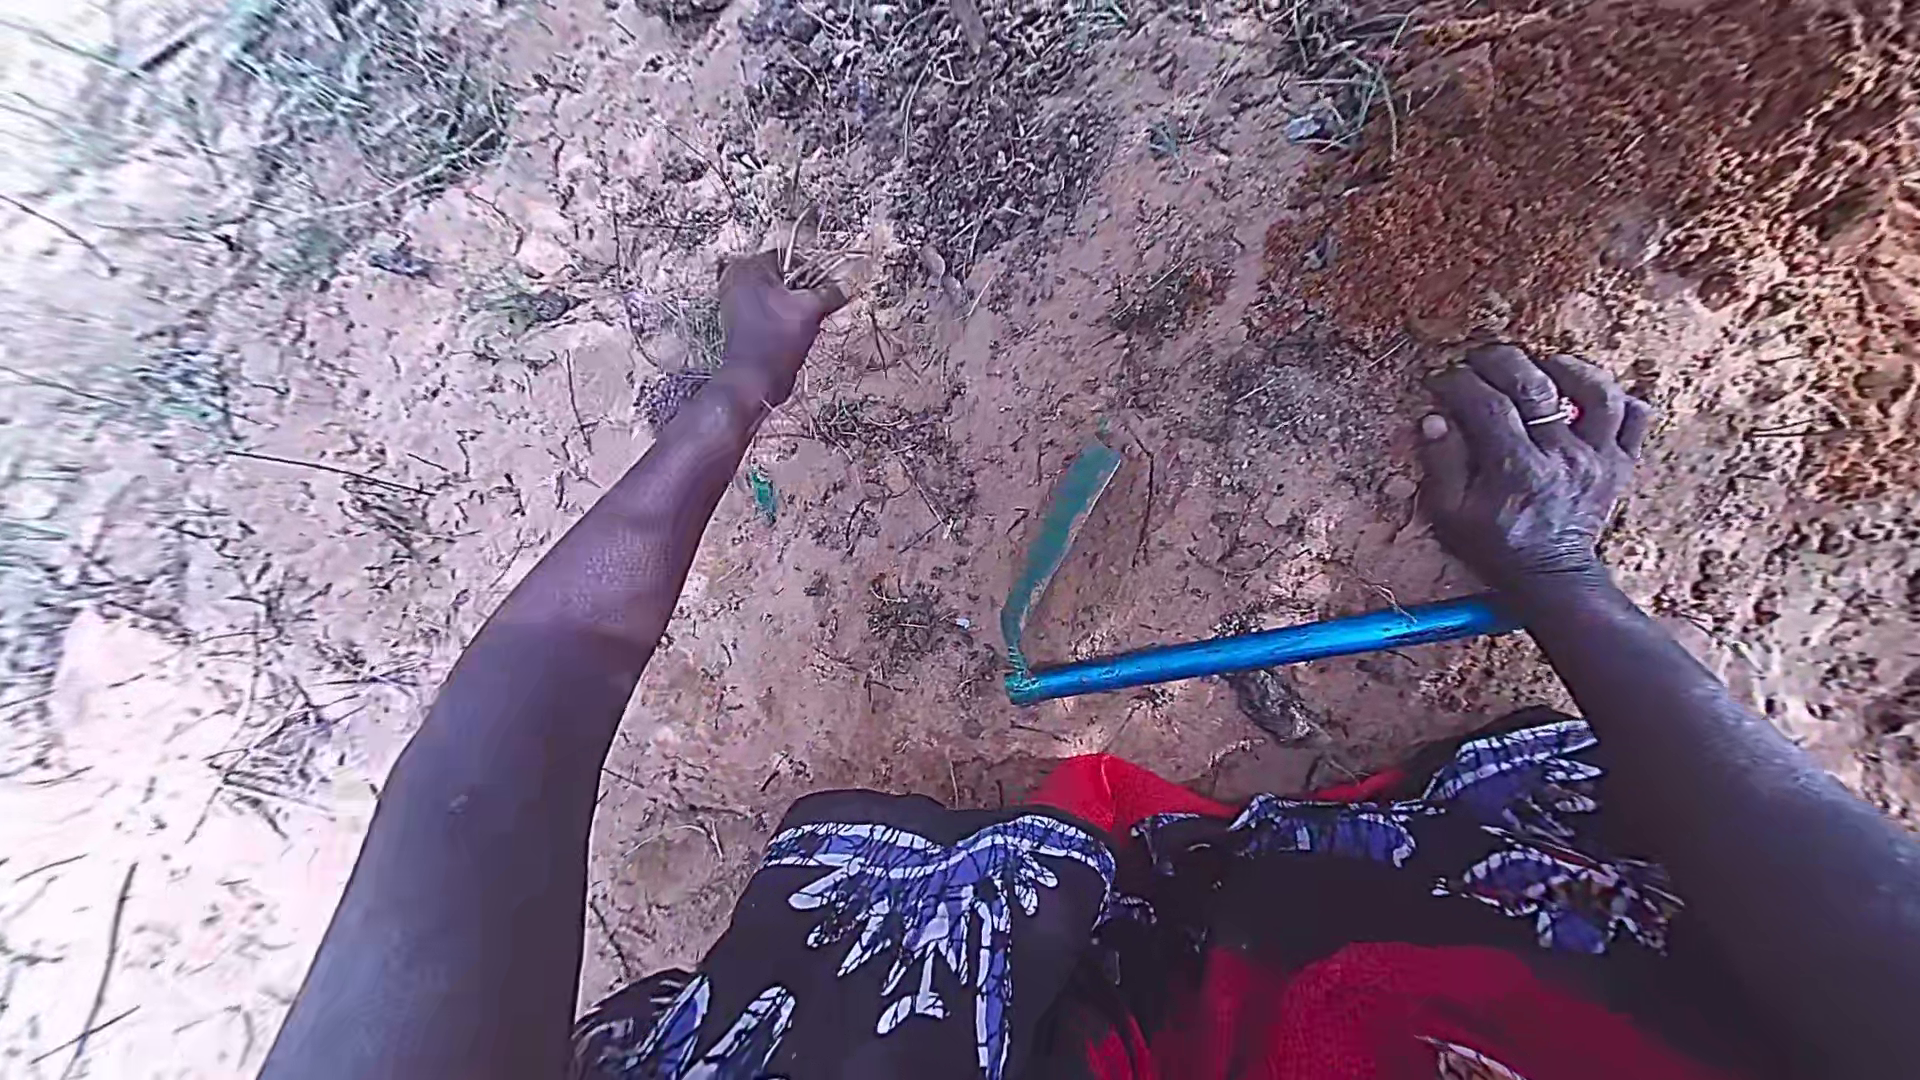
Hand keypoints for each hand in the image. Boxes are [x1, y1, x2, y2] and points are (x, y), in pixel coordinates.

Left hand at [716, 250, 846, 406]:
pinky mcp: (740, 323)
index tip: (829, 289)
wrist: (755, 379)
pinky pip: (768, 312)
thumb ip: (829, 293)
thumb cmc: (777, 339)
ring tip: (808, 322)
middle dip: (804, 291)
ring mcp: (735, 302)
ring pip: (776, 296)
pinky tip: (794, 332)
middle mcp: (736, 279)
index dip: (813, 272)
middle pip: (782, 277)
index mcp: (749, 267)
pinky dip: (783, 318)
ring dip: (795, 306)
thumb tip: (845, 286)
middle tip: (821, 306)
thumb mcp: (810, 310)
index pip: (789, 257)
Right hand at [1417, 344, 1653, 595]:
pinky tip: (1584, 389)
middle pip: (1537, 387)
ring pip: (1595, 392)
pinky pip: (1635, 415)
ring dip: (1563, 367)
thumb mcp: (1447, 511)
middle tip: (1478, 357)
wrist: (1547, 574)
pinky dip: (1615, 394)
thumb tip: (1433, 419)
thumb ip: (1442, 463)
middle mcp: (1562, 455)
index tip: (1439, 379)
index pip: (1486, 407)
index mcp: (1514, 468)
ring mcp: (1600, 457)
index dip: (1459, 384)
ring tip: (1536, 361)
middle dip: (1502, 362)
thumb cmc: (1488, 542)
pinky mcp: (1622, 462)